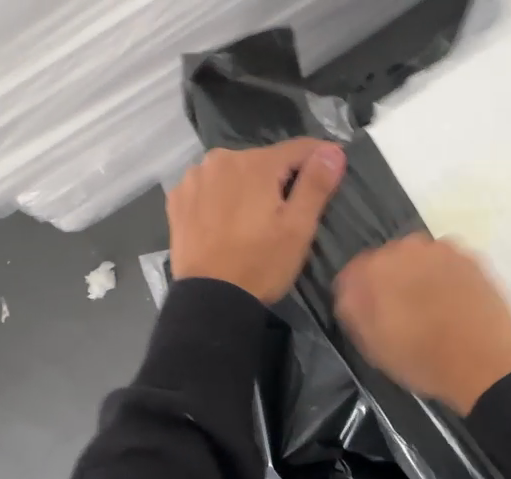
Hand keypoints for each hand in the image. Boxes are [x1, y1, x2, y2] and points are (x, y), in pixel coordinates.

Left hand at [167, 138, 347, 304]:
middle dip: (278, 180)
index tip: (332, 169)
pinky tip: (226, 224)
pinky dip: (221, 199)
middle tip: (287, 213)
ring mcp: (194, 178)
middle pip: (262, 162)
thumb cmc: (261, 265)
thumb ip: (316, 185)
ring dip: (247, 189)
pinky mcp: (178, 199)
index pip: (298, 149)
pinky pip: (208, 189)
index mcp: (256, 164)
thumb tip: (333, 150)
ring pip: (233, 174)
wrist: (211, 298)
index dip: (319, 158)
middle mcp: (221, 159)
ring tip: (254, 221)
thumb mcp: (298, 229)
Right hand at [335, 235, 510, 414]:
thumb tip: (348, 291)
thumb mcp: (375, 346)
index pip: (354, 272)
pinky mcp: (472, 258)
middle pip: (389, 259)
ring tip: (431, 310)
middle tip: (402, 314)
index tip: (369, 315)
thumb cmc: (424, 361)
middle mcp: (406, 247)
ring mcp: (442, 249)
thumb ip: (354, 310)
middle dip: (391, 281)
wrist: (484, 365)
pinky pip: (448, 263)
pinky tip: (454, 304)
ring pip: (420, 258)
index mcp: (374, 269)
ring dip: (420, 276)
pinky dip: (446, 277)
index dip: (361, 294)